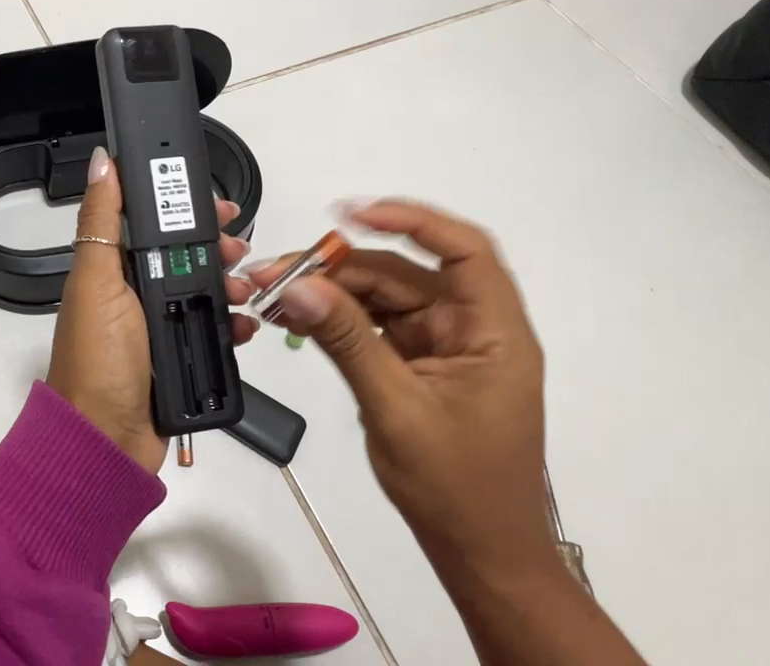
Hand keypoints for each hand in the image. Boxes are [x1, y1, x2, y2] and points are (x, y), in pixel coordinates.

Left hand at [47, 146, 258, 472]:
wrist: (107, 441)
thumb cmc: (98, 358)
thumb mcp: (97, 281)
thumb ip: (101, 220)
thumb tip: (100, 161)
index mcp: (110, 268)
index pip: (150, 222)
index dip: (182, 207)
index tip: (217, 204)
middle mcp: (133, 292)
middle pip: (183, 254)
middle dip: (216, 247)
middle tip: (240, 250)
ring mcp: (158, 325)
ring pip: (203, 290)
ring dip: (230, 285)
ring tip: (246, 293)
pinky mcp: (180, 357)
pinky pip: (213, 330)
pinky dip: (233, 325)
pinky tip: (247, 325)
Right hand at [251, 201, 553, 575]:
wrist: (480, 553)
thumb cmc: (456, 487)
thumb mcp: (396, 409)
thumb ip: (347, 341)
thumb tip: (298, 287)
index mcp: (493, 333)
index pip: (463, 250)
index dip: (411, 220)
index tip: (350, 215)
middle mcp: (471, 328)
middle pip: (406, 273)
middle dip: (342, 268)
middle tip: (280, 272)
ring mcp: (444, 346)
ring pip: (384, 297)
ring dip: (332, 293)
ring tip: (276, 295)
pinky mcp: (419, 365)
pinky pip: (376, 326)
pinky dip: (338, 320)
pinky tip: (298, 317)